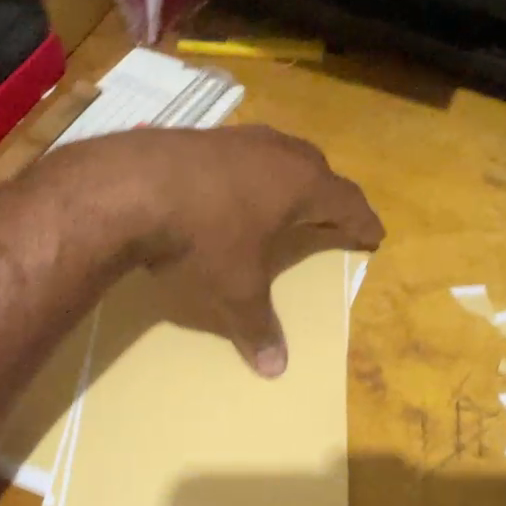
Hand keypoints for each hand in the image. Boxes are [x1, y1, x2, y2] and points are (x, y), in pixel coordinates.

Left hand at [57, 125, 382, 376]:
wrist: (131, 188)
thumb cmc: (203, 238)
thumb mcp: (236, 289)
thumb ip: (259, 326)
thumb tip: (275, 369)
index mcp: (300, 186)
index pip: (347, 202)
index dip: (362, 221)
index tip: (374, 235)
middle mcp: (277, 153)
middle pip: (318, 169)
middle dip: (329, 194)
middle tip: (333, 214)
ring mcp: (238, 138)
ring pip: (279, 153)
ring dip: (290, 176)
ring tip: (286, 197)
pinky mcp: (201, 136)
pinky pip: (242, 154)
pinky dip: (250, 171)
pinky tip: (233, 188)